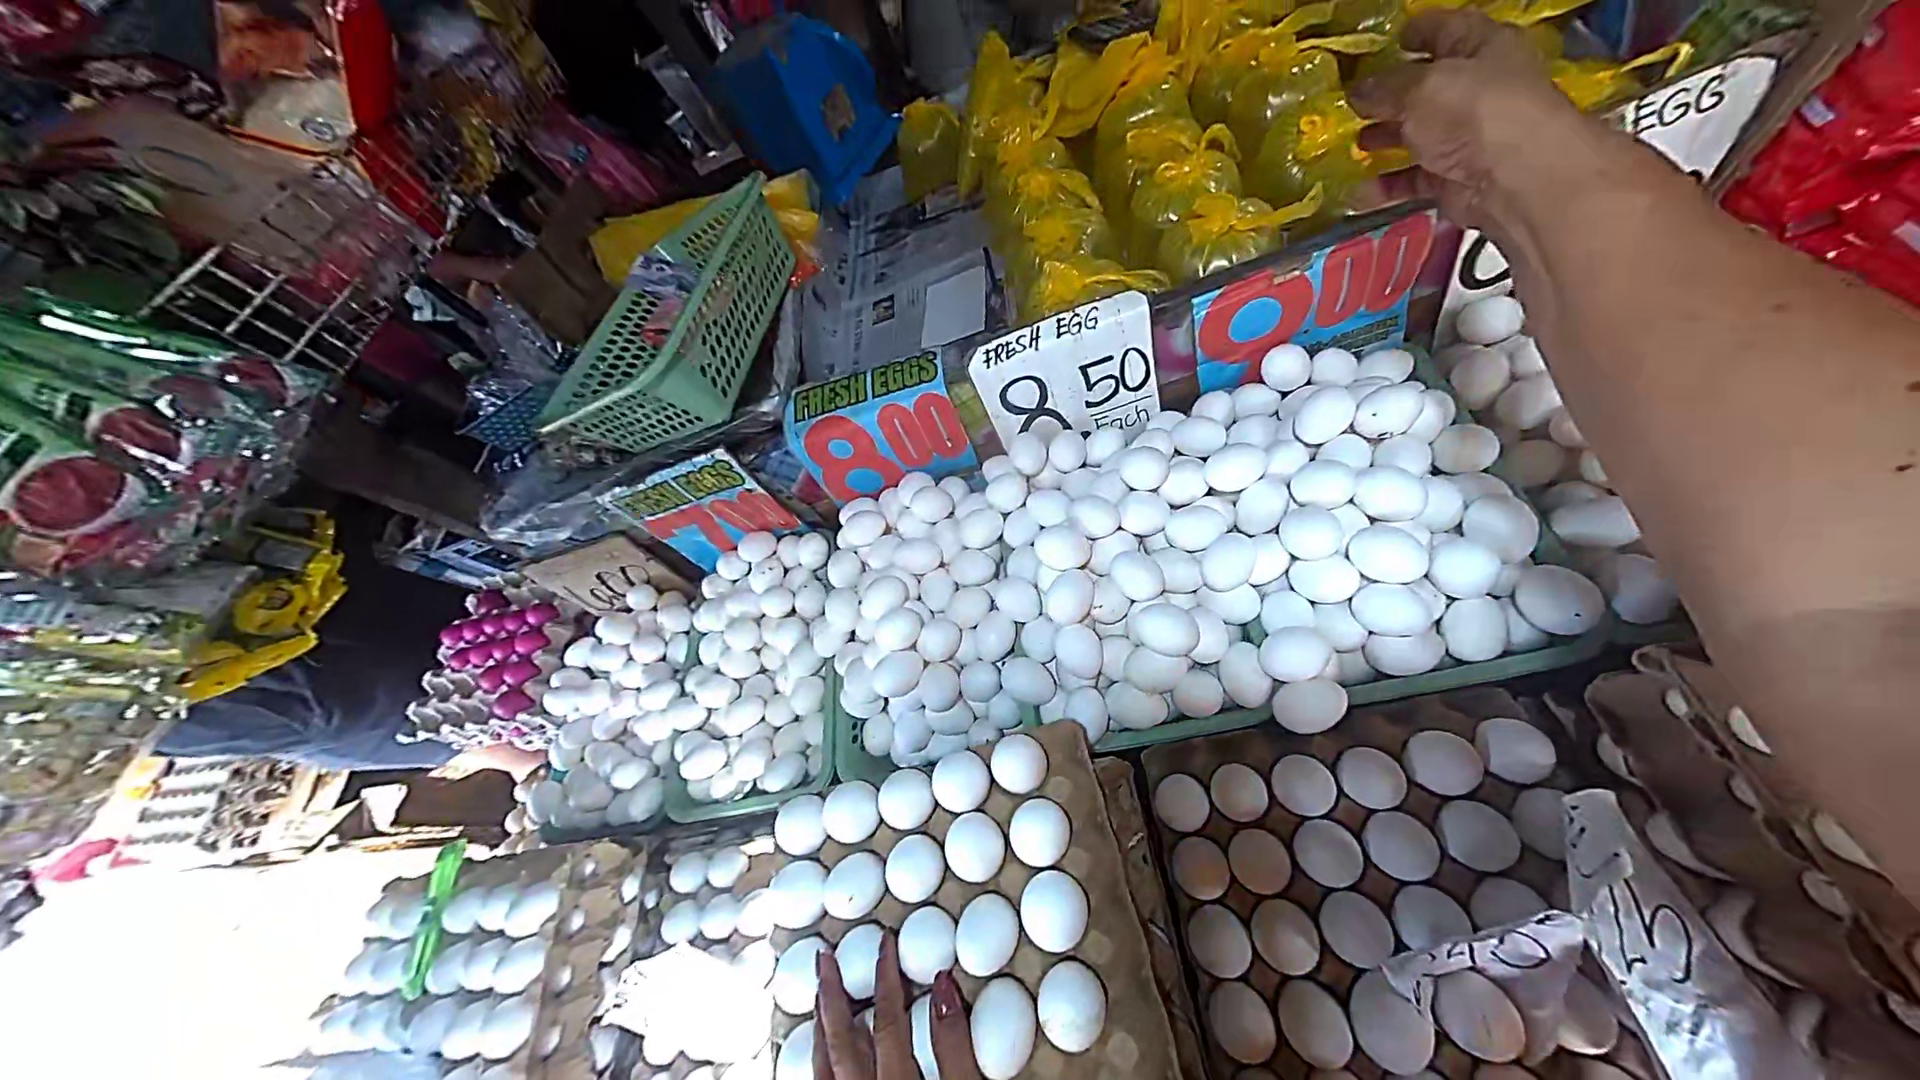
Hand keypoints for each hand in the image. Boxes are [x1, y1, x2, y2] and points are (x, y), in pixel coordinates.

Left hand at [815, 930, 979, 1079]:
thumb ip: (954, 1043)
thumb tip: (943, 984)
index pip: (887, 1016)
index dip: (885, 974)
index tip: (885, 940)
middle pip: (842, 1037)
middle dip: (833, 991)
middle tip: (826, 956)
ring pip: (824, 1063)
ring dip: (821, 1023)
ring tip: (819, 994)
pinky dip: (819, 1056)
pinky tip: (821, 1046)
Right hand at [1349, 10, 1592, 228]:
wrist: (1512, 176)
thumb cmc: (1476, 112)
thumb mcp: (1424, 87)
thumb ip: (1386, 87)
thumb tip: (1356, 90)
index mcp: (1482, 49)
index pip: (1447, 30)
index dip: (1419, 31)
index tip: (1389, 39)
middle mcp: (1476, 89)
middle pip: (1425, 88)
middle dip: (1389, 95)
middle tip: (1354, 102)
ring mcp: (1464, 136)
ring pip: (1416, 135)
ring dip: (1384, 140)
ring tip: (1352, 145)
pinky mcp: (1451, 177)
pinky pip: (1410, 180)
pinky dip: (1385, 186)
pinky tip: (1358, 191)